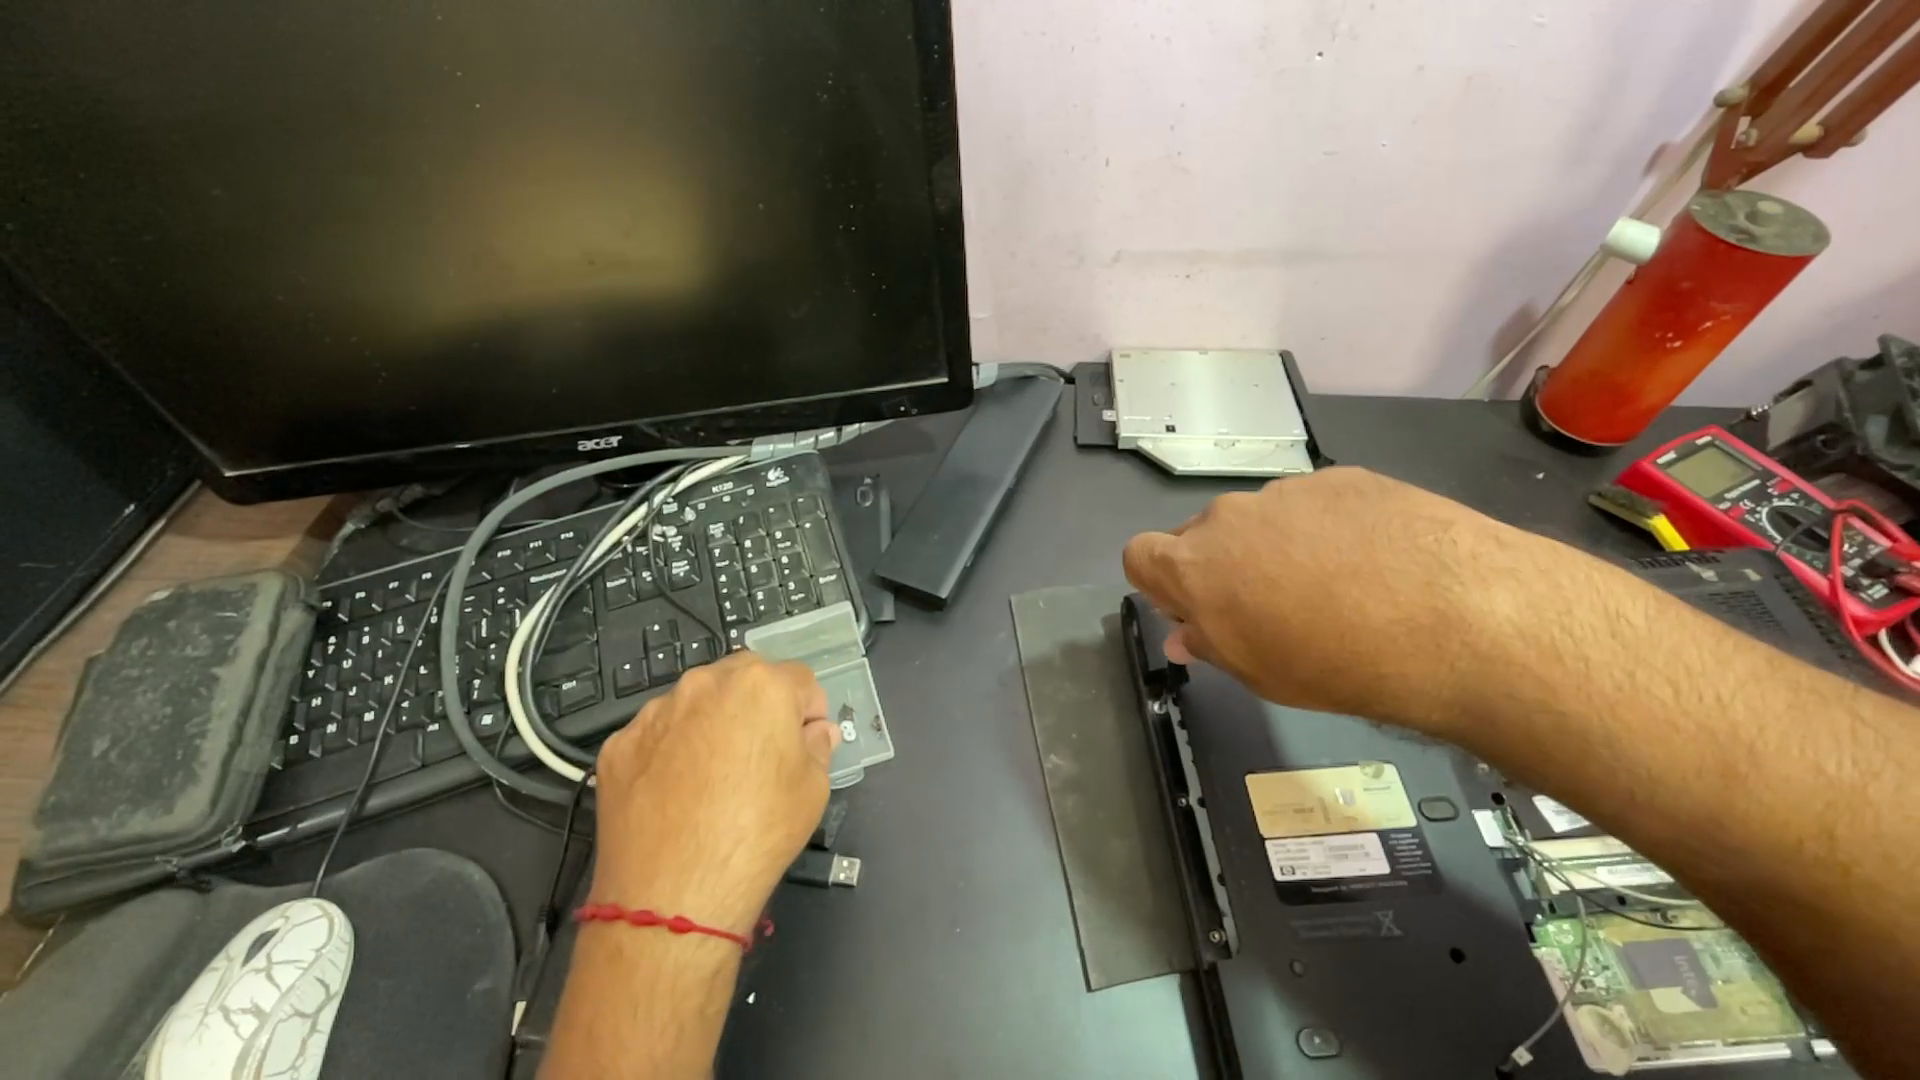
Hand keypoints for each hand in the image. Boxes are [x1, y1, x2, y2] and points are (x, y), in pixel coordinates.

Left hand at [589, 651, 838, 933]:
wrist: (674, 892)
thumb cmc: (757, 834)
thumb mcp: (813, 789)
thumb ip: (818, 746)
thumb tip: (816, 732)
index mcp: (761, 685)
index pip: (800, 680)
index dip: (808, 712)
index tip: (805, 742)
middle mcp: (705, 684)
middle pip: (743, 680)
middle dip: (758, 707)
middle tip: (762, 756)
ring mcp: (655, 713)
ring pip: (696, 704)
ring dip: (711, 725)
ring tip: (715, 779)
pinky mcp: (619, 745)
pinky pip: (657, 735)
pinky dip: (670, 751)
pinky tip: (679, 793)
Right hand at [1121, 467, 1542, 729]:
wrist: (1458, 618)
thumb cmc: (1340, 664)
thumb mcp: (1262, 674)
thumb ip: (1211, 645)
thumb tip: (1187, 633)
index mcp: (1196, 565)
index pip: (1139, 555)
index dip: (1159, 583)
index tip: (1193, 609)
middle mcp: (1231, 516)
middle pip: (1202, 534)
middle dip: (1221, 566)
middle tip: (1269, 607)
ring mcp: (1290, 490)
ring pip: (1262, 518)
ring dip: (1276, 547)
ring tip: (1337, 587)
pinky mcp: (1346, 476)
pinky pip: (1316, 504)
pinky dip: (1328, 529)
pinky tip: (1375, 562)